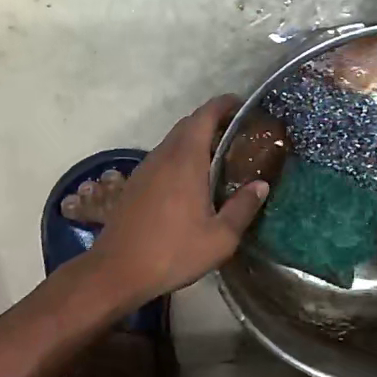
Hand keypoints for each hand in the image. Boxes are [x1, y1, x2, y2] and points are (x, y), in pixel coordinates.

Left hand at [85, 95, 268, 301]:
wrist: (115, 272)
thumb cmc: (172, 252)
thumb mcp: (220, 238)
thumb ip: (242, 207)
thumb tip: (261, 185)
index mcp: (185, 161)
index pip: (204, 117)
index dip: (223, 105)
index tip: (242, 104)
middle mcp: (163, 157)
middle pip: (187, 125)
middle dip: (212, 121)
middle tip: (237, 132)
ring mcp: (145, 170)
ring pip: (173, 141)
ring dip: (195, 140)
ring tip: (220, 155)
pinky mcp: (135, 185)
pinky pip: (163, 158)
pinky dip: (181, 156)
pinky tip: (193, 180)